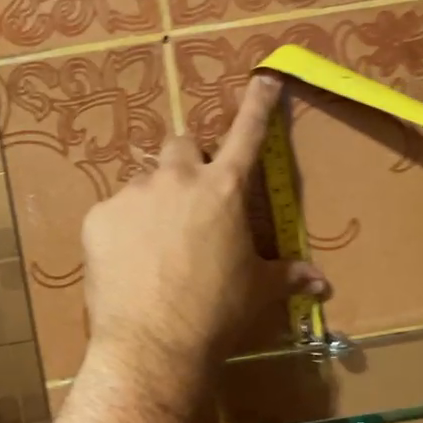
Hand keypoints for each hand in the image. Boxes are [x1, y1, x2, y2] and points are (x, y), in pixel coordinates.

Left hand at [80, 75, 326, 382]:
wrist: (153, 344)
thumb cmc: (216, 314)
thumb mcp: (257, 290)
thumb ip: (287, 275)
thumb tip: (323, 284)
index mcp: (224, 189)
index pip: (247, 134)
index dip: (257, 105)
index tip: (262, 79)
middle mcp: (177, 179)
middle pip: (180, 146)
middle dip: (186, 164)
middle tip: (187, 202)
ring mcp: (133, 194)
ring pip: (144, 182)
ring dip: (152, 201)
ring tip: (153, 247)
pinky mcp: (99, 215)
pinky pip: (114, 212)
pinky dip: (122, 230)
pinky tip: (127, 263)